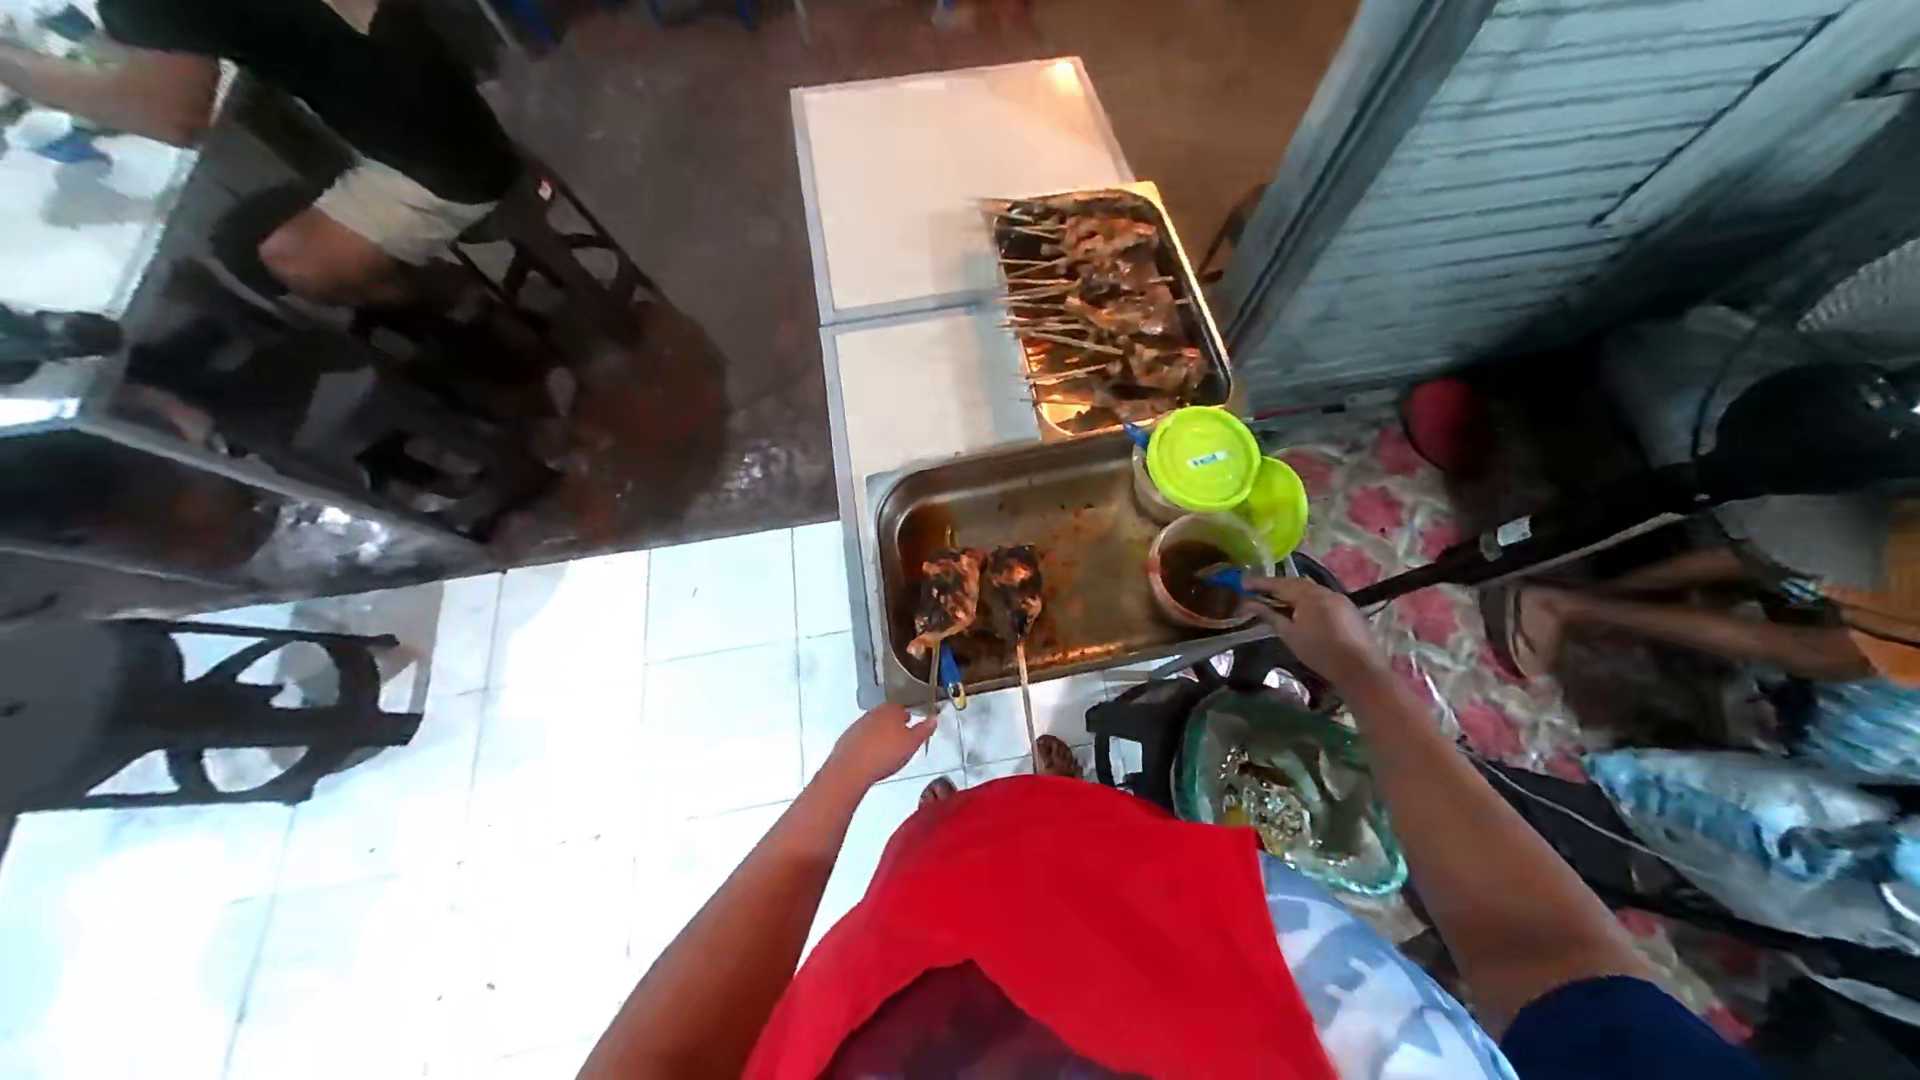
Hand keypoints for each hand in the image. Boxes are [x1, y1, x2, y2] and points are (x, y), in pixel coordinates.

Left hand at [820, 703, 935, 788]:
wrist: (851, 768)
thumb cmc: (886, 753)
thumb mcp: (912, 744)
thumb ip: (924, 730)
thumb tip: (934, 718)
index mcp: (891, 710)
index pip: (902, 708)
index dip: (908, 718)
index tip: (911, 729)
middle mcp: (873, 712)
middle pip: (887, 716)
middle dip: (894, 726)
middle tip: (901, 742)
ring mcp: (858, 725)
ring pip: (874, 727)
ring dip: (880, 735)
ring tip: (887, 752)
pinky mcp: (847, 738)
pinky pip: (861, 738)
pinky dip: (867, 744)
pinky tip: (871, 758)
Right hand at [1239, 576, 1387, 688]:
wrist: (1360, 669)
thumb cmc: (1320, 652)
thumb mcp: (1289, 635)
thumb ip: (1269, 616)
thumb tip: (1249, 604)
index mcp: (1309, 595)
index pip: (1279, 584)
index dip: (1260, 583)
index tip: (1243, 584)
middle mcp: (1325, 591)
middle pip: (1296, 583)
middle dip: (1276, 585)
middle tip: (1258, 591)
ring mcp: (1339, 599)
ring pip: (1310, 589)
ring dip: (1292, 592)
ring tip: (1277, 600)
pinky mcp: (1348, 609)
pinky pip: (1322, 597)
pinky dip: (1306, 599)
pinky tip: (1301, 610)